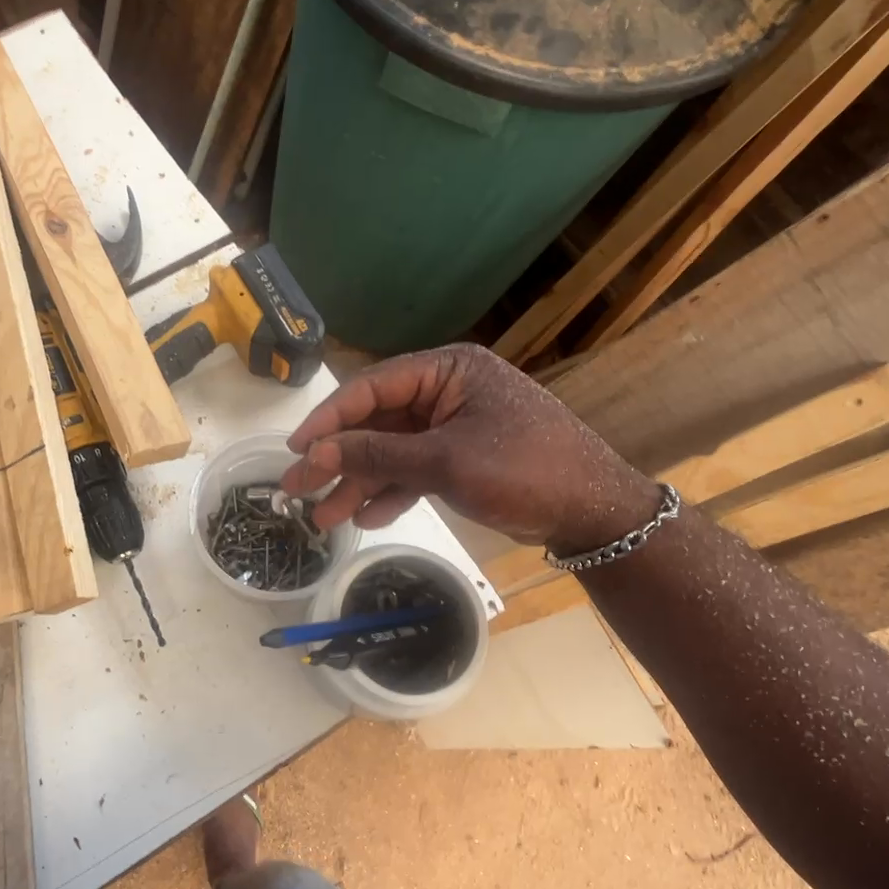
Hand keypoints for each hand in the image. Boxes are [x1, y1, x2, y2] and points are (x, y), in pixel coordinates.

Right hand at [281, 344, 658, 549]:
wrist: (593, 512)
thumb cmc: (523, 470)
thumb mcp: (444, 462)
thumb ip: (376, 456)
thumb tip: (313, 455)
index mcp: (447, 370)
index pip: (372, 387)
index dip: (328, 421)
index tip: (295, 451)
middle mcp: (446, 391)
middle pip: (376, 423)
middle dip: (338, 460)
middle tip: (296, 490)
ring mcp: (453, 426)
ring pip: (391, 451)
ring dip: (359, 484)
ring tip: (324, 518)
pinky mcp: (460, 457)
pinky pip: (414, 470)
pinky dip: (392, 492)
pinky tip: (366, 517)